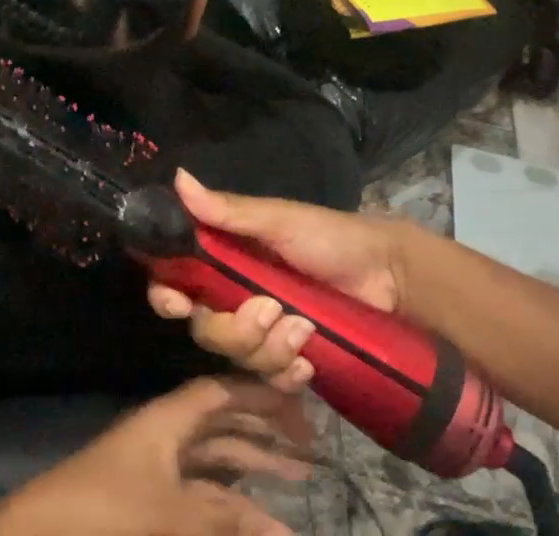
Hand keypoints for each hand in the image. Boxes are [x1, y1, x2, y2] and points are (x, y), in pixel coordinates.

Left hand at [0, 377, 314, 535]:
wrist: (43, 532)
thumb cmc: (110, 511)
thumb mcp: (174, 513)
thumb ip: (225, 516)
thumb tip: (278, 529)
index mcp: (164, 422)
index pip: (217, 393)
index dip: (257, 394)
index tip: (300, 402)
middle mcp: (161, 436)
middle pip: (219, 424)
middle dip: (263, 432)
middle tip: (310, 447)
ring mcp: (152, 469)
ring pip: (212, 461)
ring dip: (253, 469)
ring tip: (299, 480)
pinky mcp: (146, 500)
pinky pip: (198, 492)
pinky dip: (228, 502)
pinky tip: (258, 519)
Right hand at [149, 172, 412, 387]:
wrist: (391, 276)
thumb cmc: (330, 238)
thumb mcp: (278, 220)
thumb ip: (228, 211)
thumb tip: (178, 176)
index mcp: (220, 262)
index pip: (174, 284)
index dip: (167, 297)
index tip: (179, 304)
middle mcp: (232, 299)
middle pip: (204, 329)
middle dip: (233, 329)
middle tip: (271, 311)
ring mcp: (262, 333)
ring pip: (238, 358)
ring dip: (269, 349)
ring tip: (306, 329)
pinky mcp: (290, 359)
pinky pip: (271, 381)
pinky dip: (288, 375)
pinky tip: (310, 363)